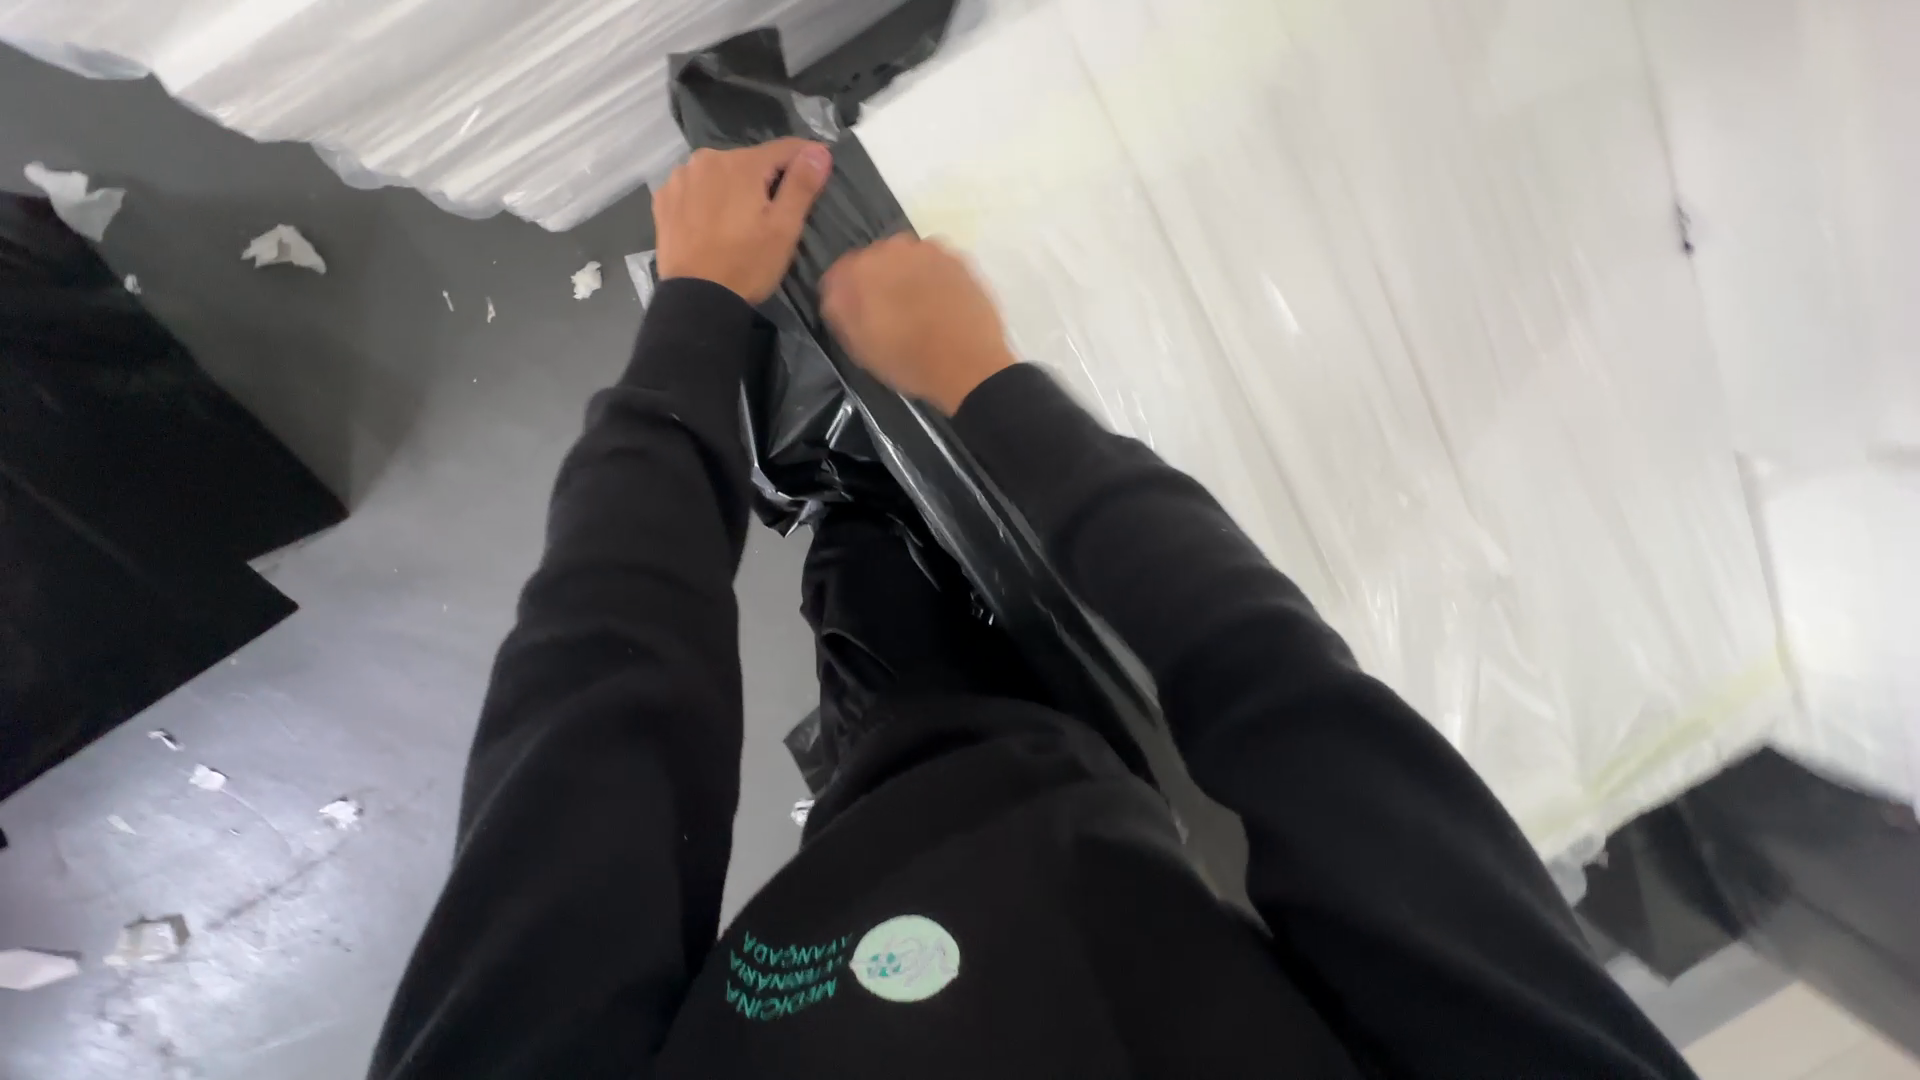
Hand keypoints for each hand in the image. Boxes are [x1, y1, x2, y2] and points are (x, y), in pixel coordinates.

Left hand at [653, 138, 833, 304]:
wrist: (697, 298)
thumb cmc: (747, 265)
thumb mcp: (784, 229)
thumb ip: (802, 185)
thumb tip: (819, 150)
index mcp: (742, 164)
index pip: (784, 149)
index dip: (805, 158)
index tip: (818, 169)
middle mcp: (707, 159)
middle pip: (748, 162)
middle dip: (764, 180)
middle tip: (773, 213)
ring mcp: (680, 178)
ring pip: (719, 174)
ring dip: (733, 189)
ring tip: (740, 221)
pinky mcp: (664, 199)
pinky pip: (694, 189)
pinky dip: (707, 199)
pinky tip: (712, 224)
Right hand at [821, 235, 1016, 414]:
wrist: (970, 365)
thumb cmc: (910, 361)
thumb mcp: (861, 346)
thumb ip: (840, 310)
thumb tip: (834, 291)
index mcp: (860, 269)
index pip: (840, 272)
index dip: (847, 294)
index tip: (855, 315)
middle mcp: (892, 247)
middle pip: (875, 259)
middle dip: (877, 281)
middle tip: (888, 314)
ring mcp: (928, 249)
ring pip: (906, 258)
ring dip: (906, 276)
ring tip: (917, 310)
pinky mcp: (958, 258)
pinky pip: (934, 263)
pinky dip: (932, 277)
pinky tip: (940, 304)